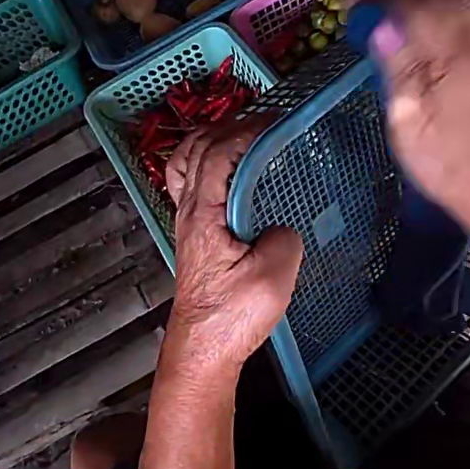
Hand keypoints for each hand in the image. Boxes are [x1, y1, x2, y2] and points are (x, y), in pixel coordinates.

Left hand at [159, 120, 302, 377]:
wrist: (203, 344)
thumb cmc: (231, 315)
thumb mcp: (272, 277)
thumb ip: (283, 240)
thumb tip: (281, 227)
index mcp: (203, 214)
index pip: (216, 155)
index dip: (244, 132)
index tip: (274, 123)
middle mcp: (188, 210)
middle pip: (196, 149)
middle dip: (229, 128)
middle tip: (264, 124)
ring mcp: (186, 220)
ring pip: (186, 163)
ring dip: (212, 141)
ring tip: (244, 137)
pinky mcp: (192, 232)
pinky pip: (189, 183)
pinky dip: (204, 163)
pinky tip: (225, 169)